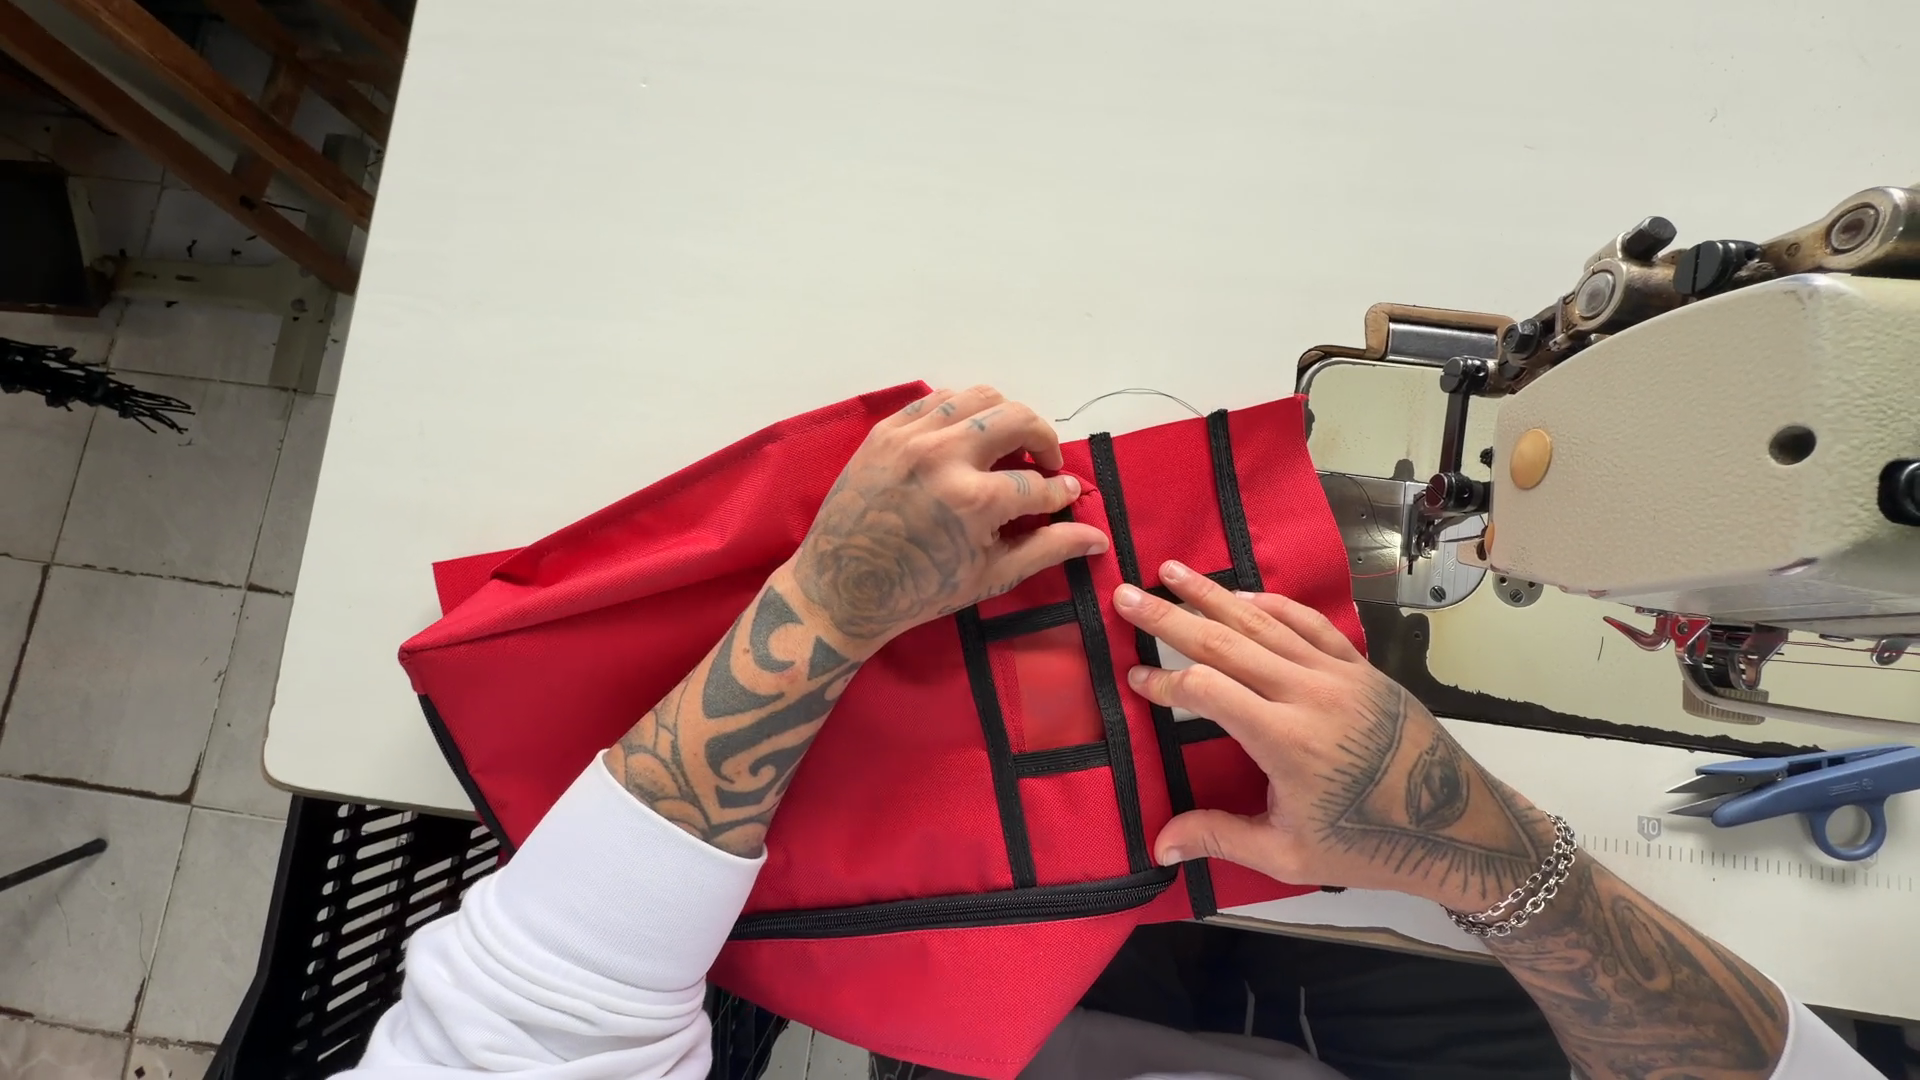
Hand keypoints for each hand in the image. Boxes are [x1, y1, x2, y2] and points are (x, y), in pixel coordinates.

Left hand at [790, 385, 1108, 655]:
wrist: (841, 587)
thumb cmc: (918, 591)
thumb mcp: (989, 575)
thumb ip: (1047, 548)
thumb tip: (1099, 538)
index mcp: (972, 500)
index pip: (1037, 484)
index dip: (1060, 493)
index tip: (1066, 496)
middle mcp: (943, 456)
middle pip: (1017, 419)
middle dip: (1044, 440)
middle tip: (1045, 464)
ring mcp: (910, 437)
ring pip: (980, 397)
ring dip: (1006, 417)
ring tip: (1008, 446)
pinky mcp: (886, 430)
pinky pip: (939, 400)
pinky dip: (964, 413)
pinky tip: (968, 438)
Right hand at [1113, 562, 1555, 912]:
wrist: (1465, 829)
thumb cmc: (1371, 846)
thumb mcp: (1290, 854)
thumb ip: (1219, 837)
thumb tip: (1156, 846)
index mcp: (1286, 740)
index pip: (1206, 692)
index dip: (1164, 684)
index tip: (1134, 680)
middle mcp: (1307, 694)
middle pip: (1224, 641)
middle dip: (1168, 617)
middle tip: (1125, 595)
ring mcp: (1336, 673)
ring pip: (1261, 622)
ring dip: (1211, 593)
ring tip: (1171, 570)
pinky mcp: (1359, 667)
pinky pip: (1308, 623)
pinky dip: (1271, 604)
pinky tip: (1242, 595)